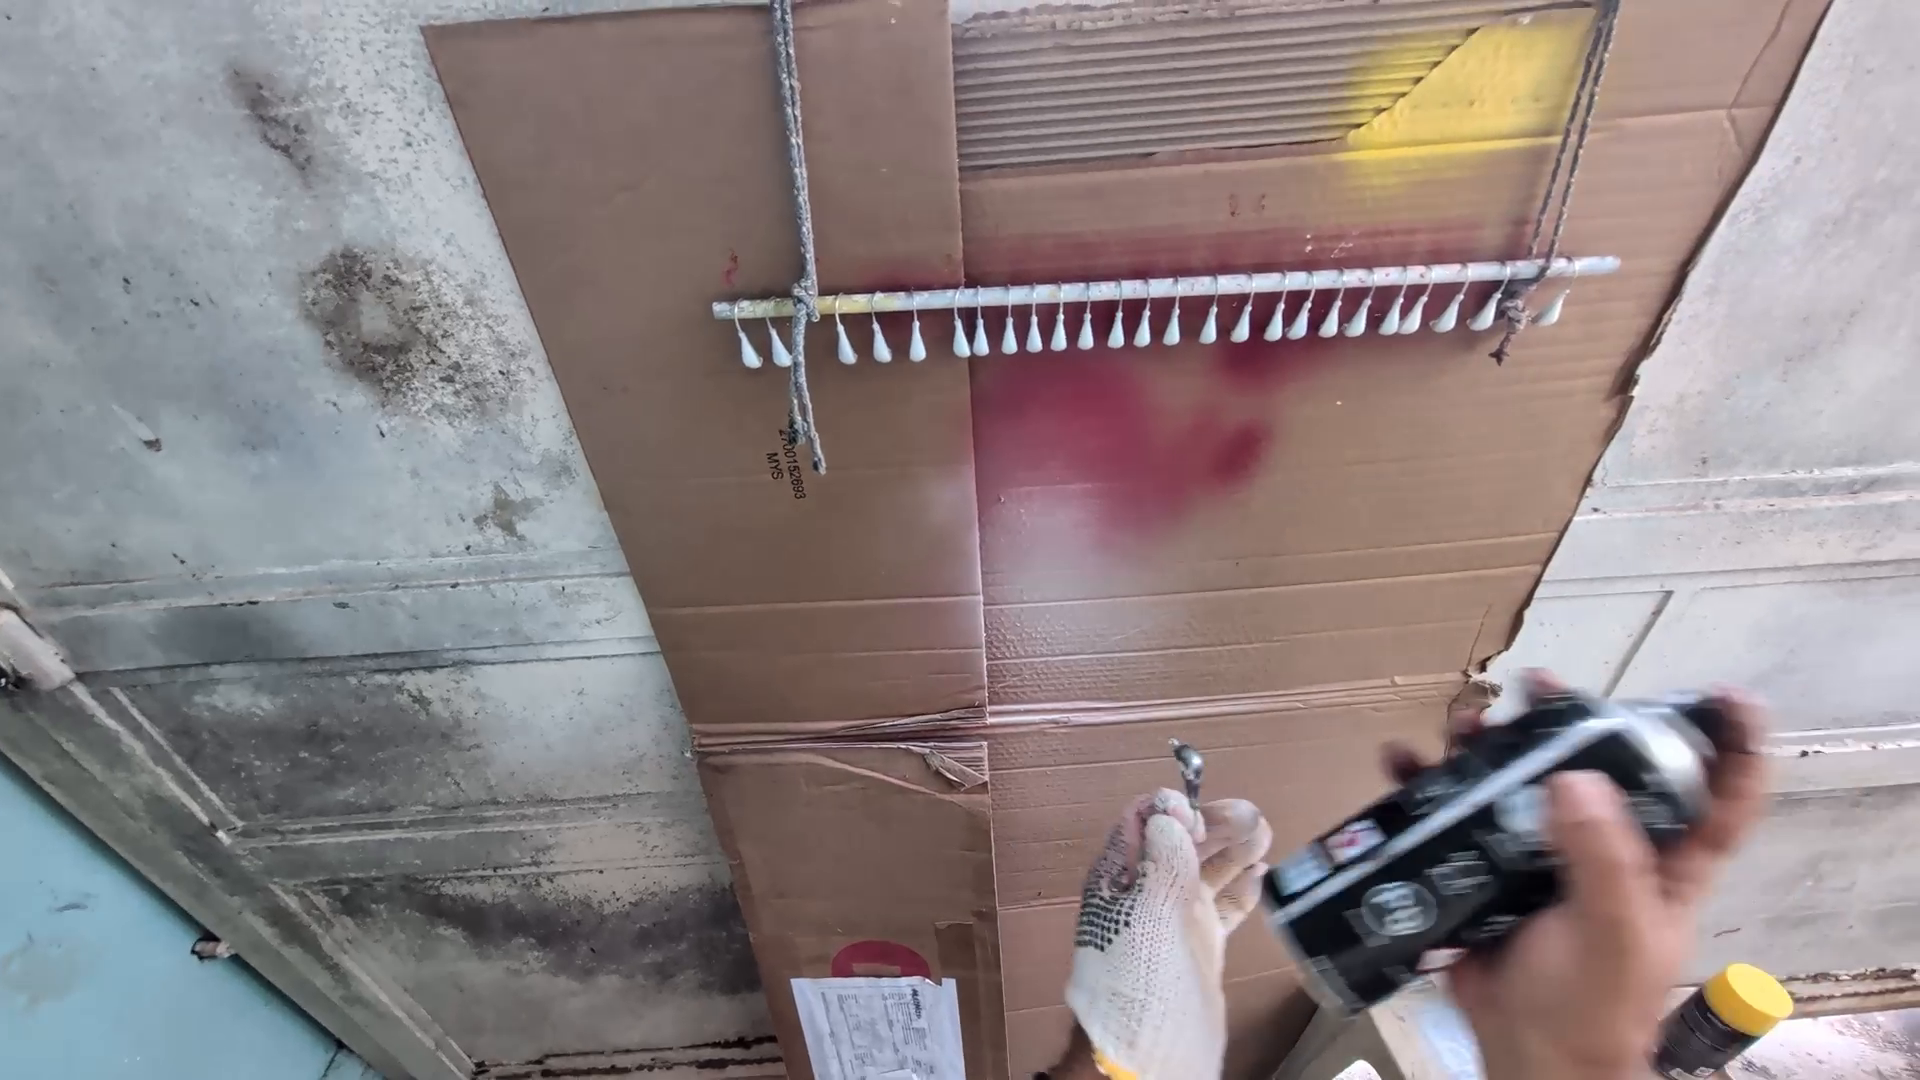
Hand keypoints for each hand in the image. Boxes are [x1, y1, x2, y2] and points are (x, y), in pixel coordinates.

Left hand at [1058, 789, 1271, 1079]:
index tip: (1201, 815)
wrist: (1149, 1054)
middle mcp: (1145, 890)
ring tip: (1262, 831)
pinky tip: (1259, 873)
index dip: (1171, 810)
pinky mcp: (1198, 943)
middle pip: (1179, 841)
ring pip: (1204, 869)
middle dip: (1212, 824)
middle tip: (1251, 816)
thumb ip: (1161, 860)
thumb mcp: (1147, 912)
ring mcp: (1173, 917)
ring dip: (1232, 848)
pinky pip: (1221, 905)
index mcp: (1120, 876)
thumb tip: (1169, 813)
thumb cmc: (1140, 978)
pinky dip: (1240, 887)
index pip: (1141, 822)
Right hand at [1384, 673, 1768, 1079]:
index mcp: (1657, 866)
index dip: (1728, 750)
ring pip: (1511, 778)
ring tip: (1460, 724)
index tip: (1724, 697)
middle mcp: (1598, 847)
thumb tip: (1572, 777)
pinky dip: (1421, 780)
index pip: (1712, 804)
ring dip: (1484, 744)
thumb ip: (1601, 860)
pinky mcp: (1478, 858)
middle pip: (1590, 769)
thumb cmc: (1587, 1001)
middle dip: (1565, 723)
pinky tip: (1399, 763)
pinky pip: (1449, 807)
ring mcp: (1534, 851)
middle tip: (1536, 686)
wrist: (1517, 1044)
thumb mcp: (1611, 934)